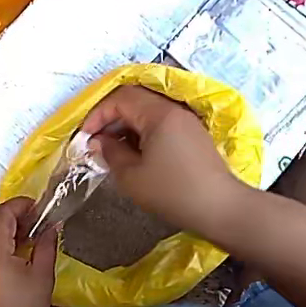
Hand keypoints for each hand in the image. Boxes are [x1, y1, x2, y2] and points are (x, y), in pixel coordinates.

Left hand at [0, 198, 57, 306]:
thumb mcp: (42, 278)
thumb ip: (46, 247)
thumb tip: (51, 228)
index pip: (1, 214)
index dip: (20, 205)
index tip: (38, 208)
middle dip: (10, 210)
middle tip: (33, 217)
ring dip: (3, 223)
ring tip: (28, 233)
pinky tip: (17, 248)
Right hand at [79, 86, 250, 237]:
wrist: (220, 208)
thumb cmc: (173, 192)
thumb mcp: (132, 176)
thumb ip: (111, 153)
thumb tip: (99, 142)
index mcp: (159, 113)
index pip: (120, 98)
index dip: (97, 114)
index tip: (85, 137)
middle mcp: (175, 111)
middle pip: (135, 101)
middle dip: (111, 119)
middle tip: (96, 144)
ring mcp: (188, 123)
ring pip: (149, 114)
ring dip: (127, 128)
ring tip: (114, 153)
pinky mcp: (195, 137)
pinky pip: (163, 126)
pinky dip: (144, 136)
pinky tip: (137, 157)